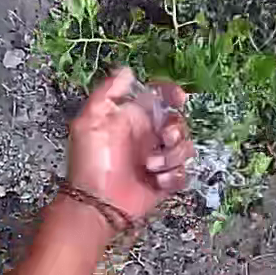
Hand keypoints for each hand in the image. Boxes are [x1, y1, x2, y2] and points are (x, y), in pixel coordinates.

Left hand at [66, 68, 193, 223]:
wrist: (96, 203)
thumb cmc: (91, 162)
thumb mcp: (90, 120)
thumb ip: (108, 92)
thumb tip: (127, 70)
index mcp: (133, 118)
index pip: (159, 98)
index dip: (172, 94)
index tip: (178, 98)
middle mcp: (148, 137)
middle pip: (178, 123)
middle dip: (176, 129)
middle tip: (164, 139)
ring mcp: (158, 160)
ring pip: (185, 148)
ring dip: (172, 156)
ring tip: (151, 166)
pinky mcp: (165, 182)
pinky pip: (183, 173)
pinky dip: (174, 176)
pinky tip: (158, 181)